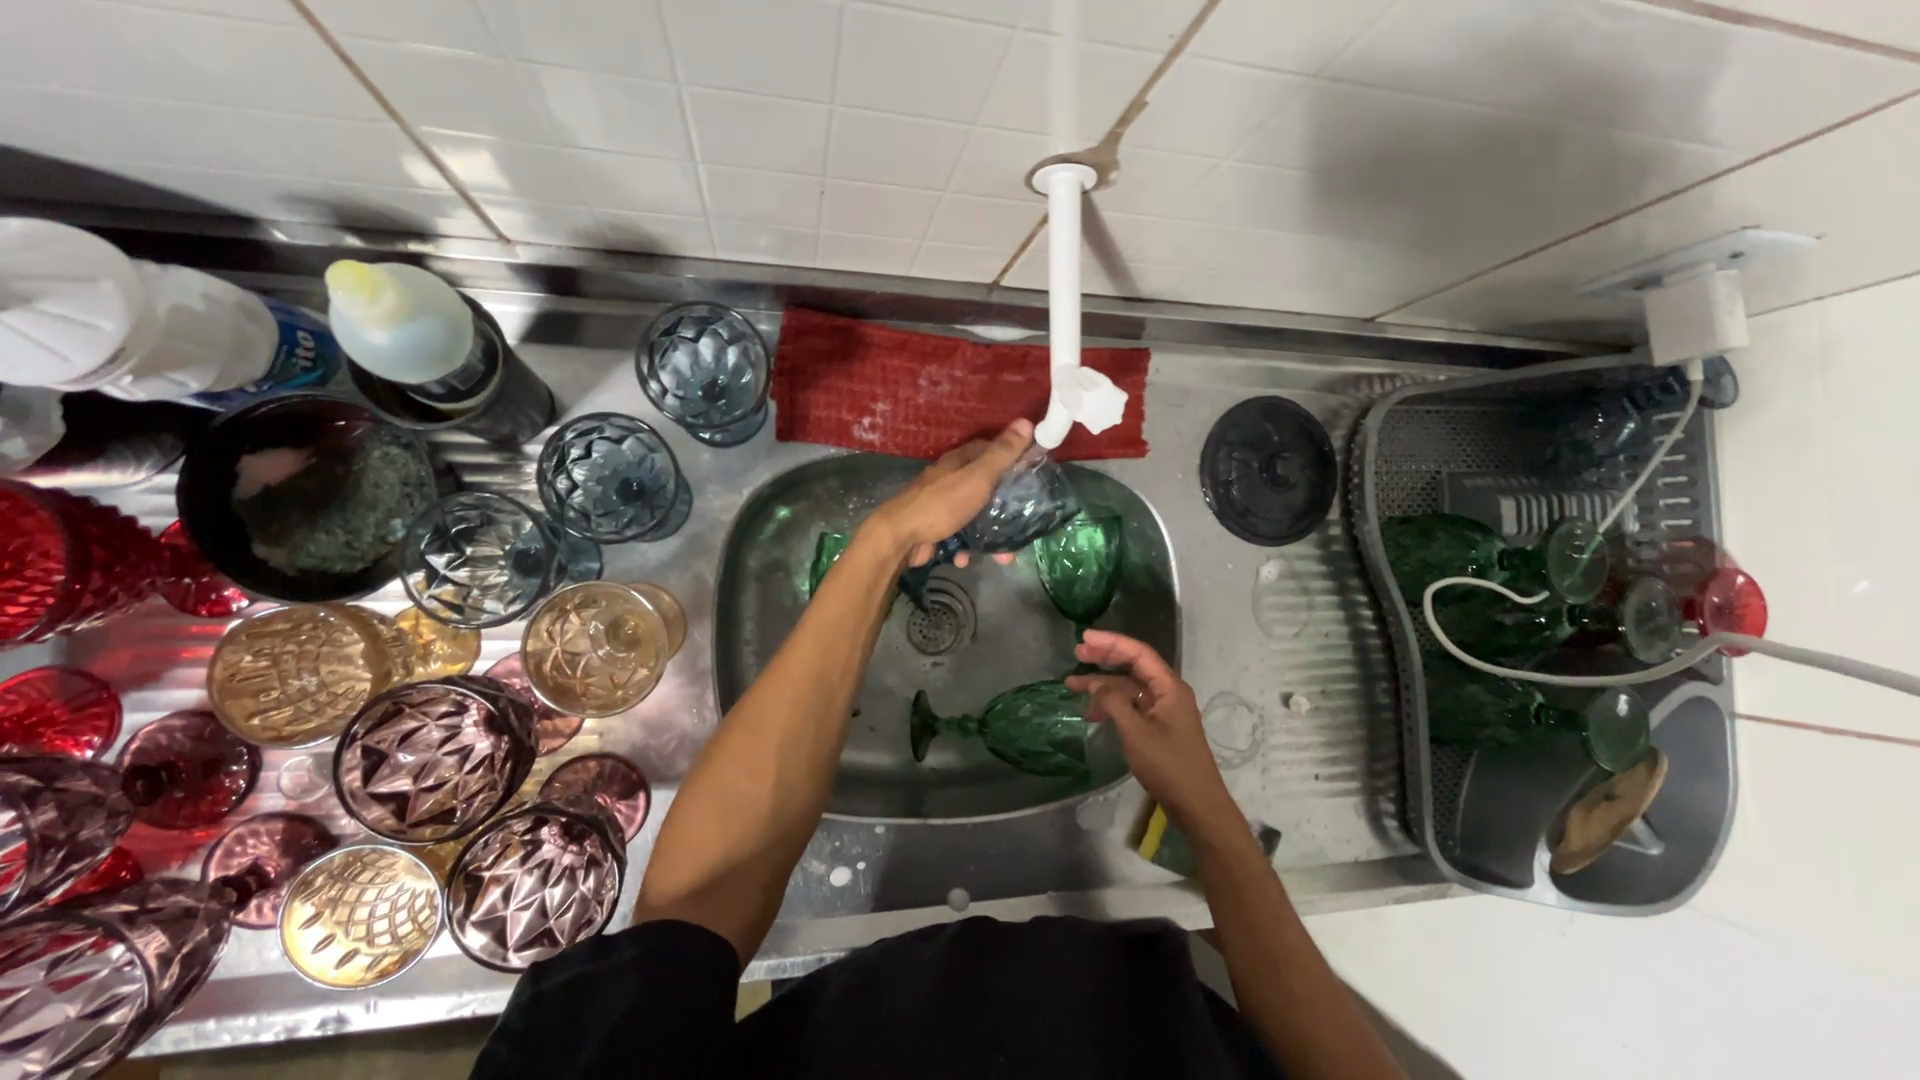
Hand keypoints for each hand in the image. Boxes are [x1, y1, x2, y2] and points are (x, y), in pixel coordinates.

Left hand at [865, 420, 1033, 567]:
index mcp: (959, 461)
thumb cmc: (942, 503)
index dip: (1012, 457)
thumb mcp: (977, 476)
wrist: (900, 537)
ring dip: (989, 537)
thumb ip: (1002, 454)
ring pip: (974, 517)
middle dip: (1005, 508)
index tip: (1033, 472)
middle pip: (985, 488)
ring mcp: (941, 505)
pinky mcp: (935, 529)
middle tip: (1024, 524)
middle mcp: (950, 479)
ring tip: (1005, 557)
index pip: (990, 450)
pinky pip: (958, 537)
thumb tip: (1026, 421)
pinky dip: (964, 549)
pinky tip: (964, 559)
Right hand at [1066, 630, 1232, 825]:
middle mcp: (1168, 692)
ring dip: (1103, 685)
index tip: (1084, 638)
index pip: (1139, 653)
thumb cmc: (1168, 765)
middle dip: (1105, 658)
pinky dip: (1112, 706)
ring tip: (1072, 686)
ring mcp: (1164, 710)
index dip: (1111, 642)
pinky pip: (1133, 706)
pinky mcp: (1159, 727)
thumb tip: (1096, 683)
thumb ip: (1114, 702)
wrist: (1196, 804)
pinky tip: (1092, 713)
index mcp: (1169, 687)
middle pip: (1134, 666)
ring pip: (1130, 688)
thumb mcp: (1135, 732)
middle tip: (1076, 654)